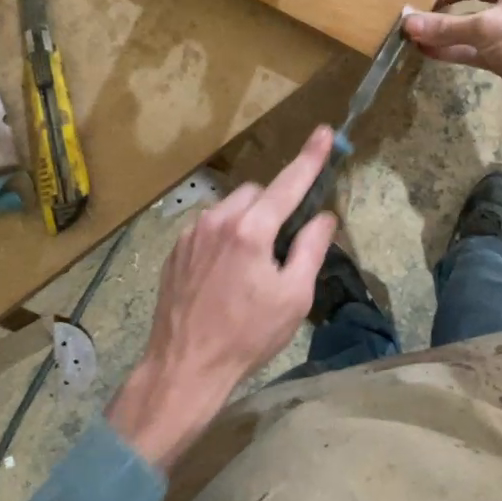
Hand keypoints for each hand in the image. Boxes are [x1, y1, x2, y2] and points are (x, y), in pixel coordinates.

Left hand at [105, 126, 338, 469]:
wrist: (183, 368)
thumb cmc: (246, 337)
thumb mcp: (293, 298)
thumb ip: (311, 249)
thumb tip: (324, 217)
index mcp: (251, 230)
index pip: (289, 184)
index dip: (311, 158)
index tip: (326, 132)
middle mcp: (218, 220)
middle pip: (257, 193)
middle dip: (274, 207)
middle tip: (283, 247)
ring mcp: (192, 232)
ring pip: (231, 209)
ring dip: (247, 222)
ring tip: (251, 268)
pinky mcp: (175, 249)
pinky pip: (209, 227)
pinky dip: (224, 237)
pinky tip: (224, 275)